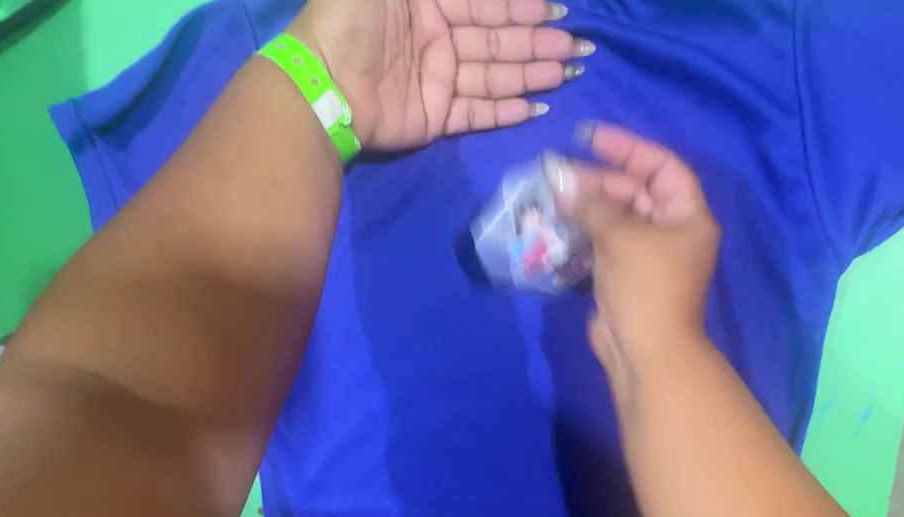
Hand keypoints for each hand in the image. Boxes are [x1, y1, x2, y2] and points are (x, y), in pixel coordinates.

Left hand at [289, 0, 587, 150]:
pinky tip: (536, 108)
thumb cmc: (351, 18)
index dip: (522, 8)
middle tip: (578, 48)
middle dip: (538, 43)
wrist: (326, 85)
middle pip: (497, 40)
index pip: (486, 4)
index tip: (557, 11)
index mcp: (429, 3)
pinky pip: (477, 113)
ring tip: (567, 73)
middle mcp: (439, 40)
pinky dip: (506, 111)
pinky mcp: (436, 117)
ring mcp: (439, 81)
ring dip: (532, 75)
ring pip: (495, 76)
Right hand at [566, 125, 720, 377]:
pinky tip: (557, 228)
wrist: (644, 351)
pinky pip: (603, 248)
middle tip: (560, 178)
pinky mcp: (624, 280)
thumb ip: (592, 204)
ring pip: (615, 222)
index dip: (628, 147)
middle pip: (635, 193)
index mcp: (687, 216)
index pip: (661, 167)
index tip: (590, 138)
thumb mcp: (620, 235)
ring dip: (586, 210)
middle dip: (598, 182)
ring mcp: (647, 259)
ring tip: (553, 200)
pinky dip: (582, 237)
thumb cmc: (644, 285)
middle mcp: (671, 234)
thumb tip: (565, 185)